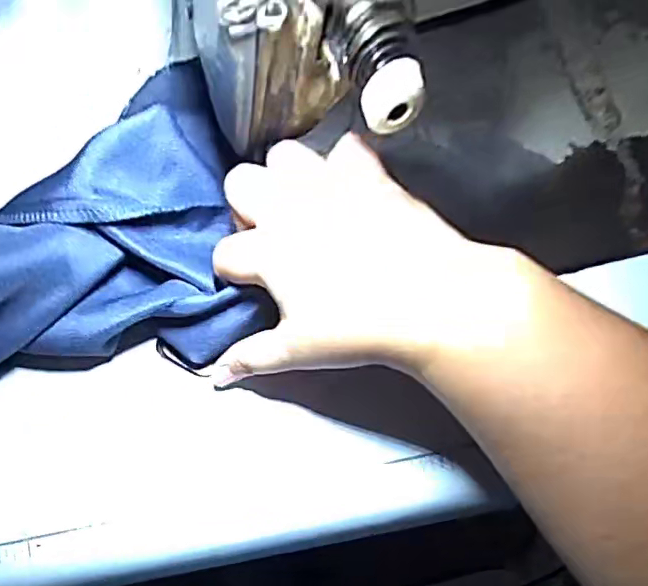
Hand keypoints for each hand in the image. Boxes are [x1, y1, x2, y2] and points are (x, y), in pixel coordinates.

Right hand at [211, 134, 550, 385]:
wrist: (429, 299)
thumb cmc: (358, 328)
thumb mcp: (297, 350)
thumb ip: (250, 357)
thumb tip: (218, 374)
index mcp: (267, 251)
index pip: (224, 252)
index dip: (230, 270)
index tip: (247, 284)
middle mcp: (289, 207)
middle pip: (240, 183)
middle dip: (245, 206)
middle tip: (268, 237)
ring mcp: (329, 184)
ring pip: (284, 154)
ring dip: (284, 177)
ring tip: (300, 207)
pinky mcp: (368, 174)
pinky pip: (344, 149)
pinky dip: (341, 165)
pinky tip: (348, 191)